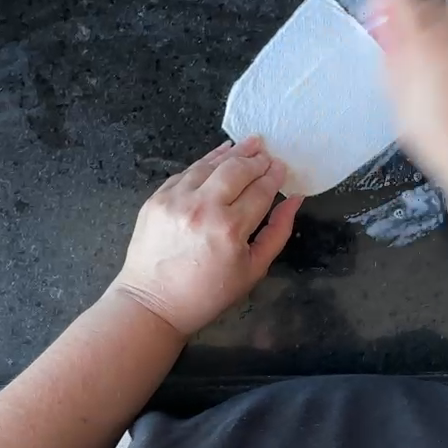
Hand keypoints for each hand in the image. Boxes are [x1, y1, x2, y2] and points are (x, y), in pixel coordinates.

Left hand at [109, 137, 301, 337]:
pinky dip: (206, 162)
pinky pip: (186, 172)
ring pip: (210, 165)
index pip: (260, 191)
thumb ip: (277, 232)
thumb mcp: (253, 270)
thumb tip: (294, 199)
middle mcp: (203, 208)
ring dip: (232, 153)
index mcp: (230, 229)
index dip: (274, 176)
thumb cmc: (208, 294)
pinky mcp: (157, 198)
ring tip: (249, 144)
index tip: (281, 167)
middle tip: (266, 152)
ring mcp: (176, 200)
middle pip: (236, 170)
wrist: (153, 303)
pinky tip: (219, 156)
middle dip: (255, 159)